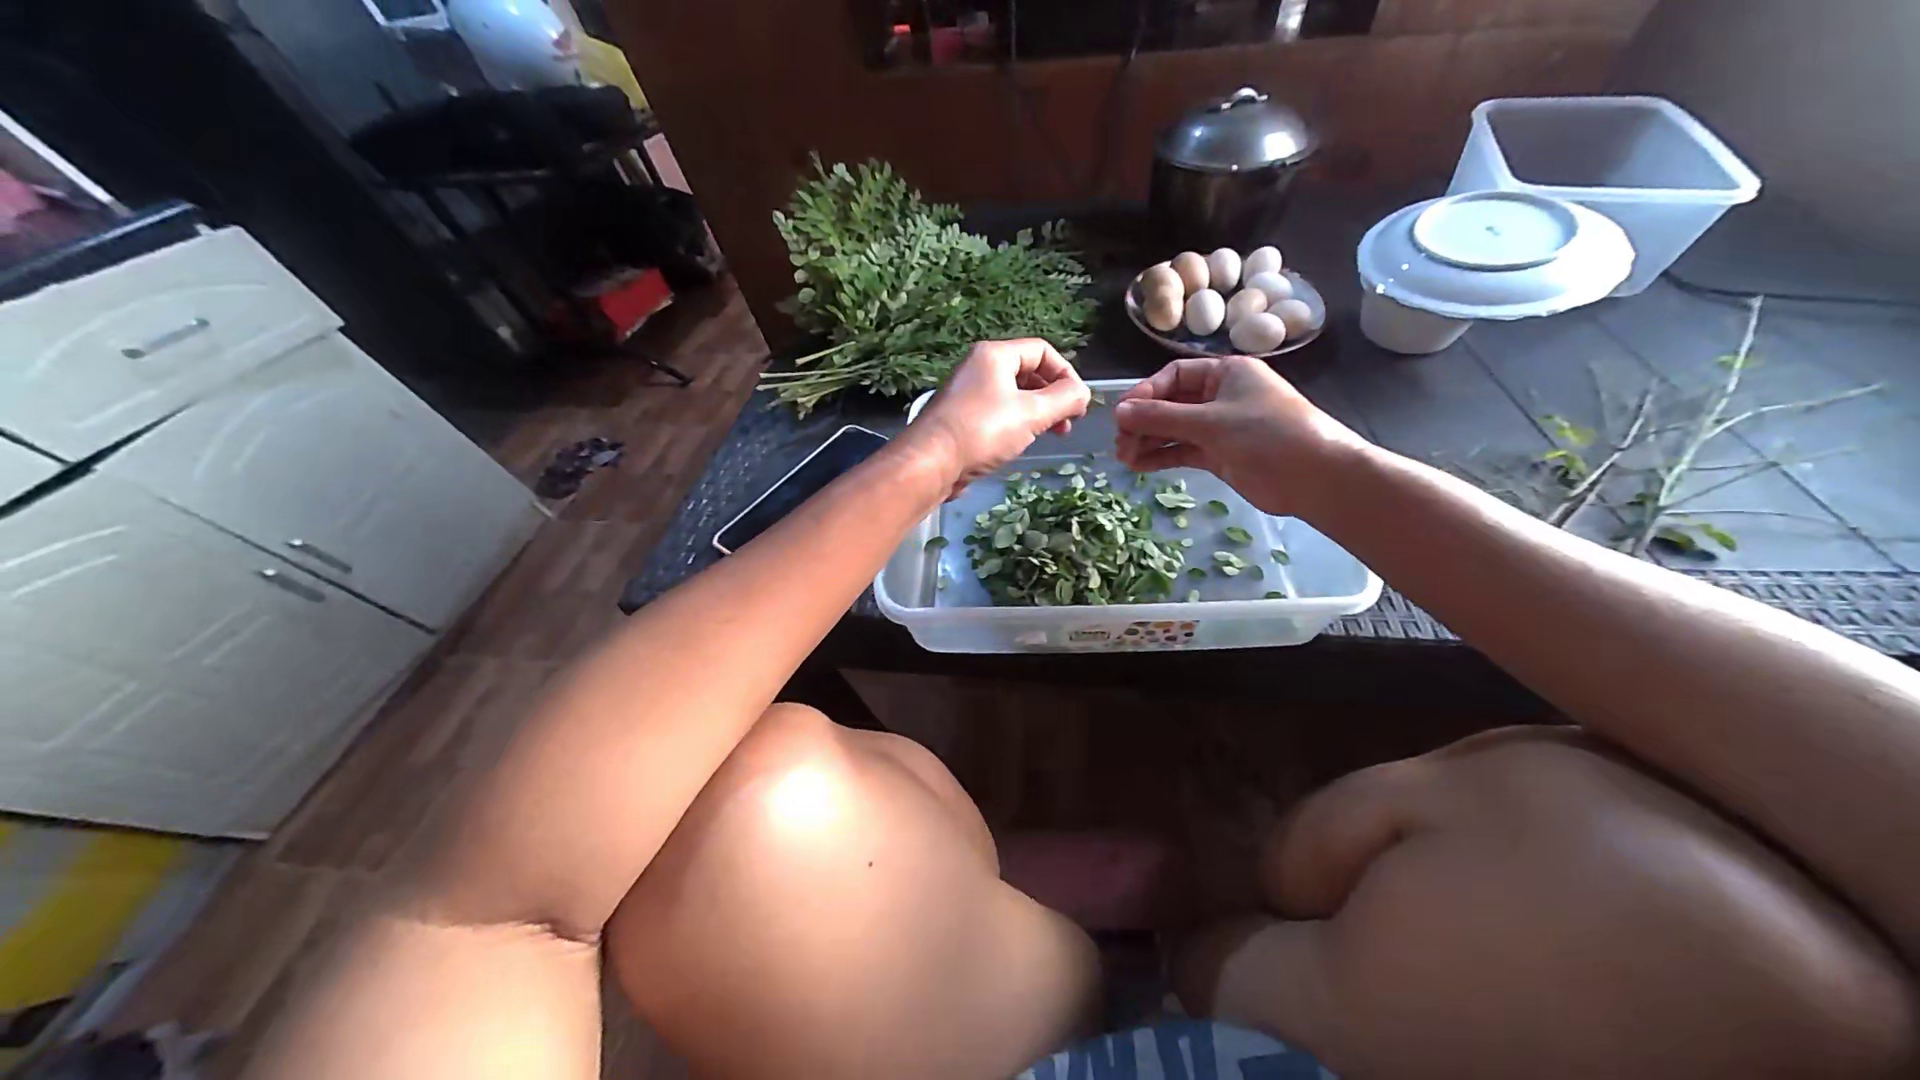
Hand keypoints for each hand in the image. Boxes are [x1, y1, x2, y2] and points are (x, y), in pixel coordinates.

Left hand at [903, 339, 1090, 498]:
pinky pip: (998, 412)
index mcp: (995, 355)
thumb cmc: (982, 431)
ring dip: (1038, 412)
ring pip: (1014, 395)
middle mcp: (979, 367)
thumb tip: (1084, 393)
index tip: (1078, 402)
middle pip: (1029, 372)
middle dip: (1054, 396)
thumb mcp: (1032, 413)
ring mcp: (968, 392)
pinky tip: (1023, 442)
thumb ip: (1064, 399)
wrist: (930, 463)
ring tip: (1051, 435)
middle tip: (1068, 423)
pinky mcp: (962, 417)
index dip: (1066, 374)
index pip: (1043, 351)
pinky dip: (1017, 422)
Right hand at [1112, 356, 1369, 516]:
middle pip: (1171, 404)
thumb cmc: (1268, 434)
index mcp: (1225, 373)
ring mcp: (1220, 427)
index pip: (1174, 376)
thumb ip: (1162, 417)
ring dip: (1149, 441)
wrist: (1316, 476)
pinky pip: (1183, 450)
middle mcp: (1221, 396)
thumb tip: (1119, 412)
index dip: (1146, 393)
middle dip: (1143, 422)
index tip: (1121, 415)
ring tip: (1124, 457)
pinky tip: (1140, 465)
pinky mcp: (1220, 455)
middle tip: (1120, 442)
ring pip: (1174, 429)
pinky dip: (1162, 456)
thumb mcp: (1211, 421)